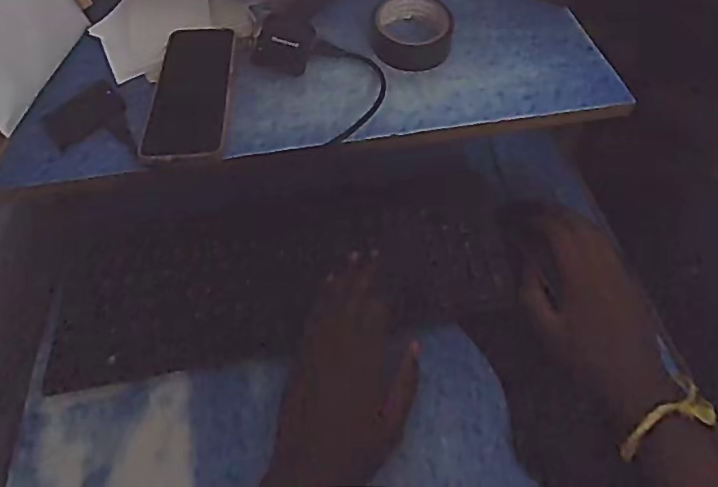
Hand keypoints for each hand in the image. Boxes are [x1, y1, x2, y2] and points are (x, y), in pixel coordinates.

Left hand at [262, 254, 419, 486]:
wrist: (307, 465)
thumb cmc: (355, 450)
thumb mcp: (392, 425)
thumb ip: (406, 383)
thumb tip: (415, 345)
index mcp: (365, 358)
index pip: (378, 313)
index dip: (388, 293)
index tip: (398, 277)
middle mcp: (340, 343)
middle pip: (355, 298)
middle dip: (367, 273)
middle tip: (376, 251)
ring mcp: (318, 344)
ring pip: (333, 300)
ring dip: (345, 276)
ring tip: (355, 255)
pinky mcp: (302, 350)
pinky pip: (315, 313)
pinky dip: (323, 294)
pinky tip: (329, 281)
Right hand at [517, 210, 673, 425]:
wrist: (636, 385)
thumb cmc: (587, 360)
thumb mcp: (547, 332)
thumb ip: (531, 292)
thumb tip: (527, 263)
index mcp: (580, 275)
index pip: (557, 230)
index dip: (535, 217)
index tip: (516, 217)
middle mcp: (602, 265)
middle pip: (576, 223)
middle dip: (550, 211)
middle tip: (527, 210)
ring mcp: (619, 270)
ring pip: (594, 230)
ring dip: (569, 218)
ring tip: (547, 216)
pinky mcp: (629, 279)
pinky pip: (605, 243)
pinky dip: (586, 231)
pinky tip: (574, 238)